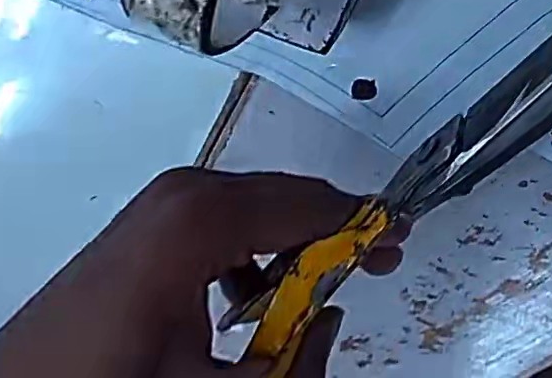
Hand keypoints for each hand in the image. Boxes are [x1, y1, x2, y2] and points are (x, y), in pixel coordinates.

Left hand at [0, 169, 404, 377]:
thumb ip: (288, 363)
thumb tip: (330, 316)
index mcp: (202, 219)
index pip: (307, 206)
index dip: (361, 223)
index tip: (398, 237)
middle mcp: (188, 190)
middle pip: (288, 196)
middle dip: (334, 229)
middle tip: (375, 260)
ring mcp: (167, 198)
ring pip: (261, 205)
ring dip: (296, 241)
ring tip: (320, 283)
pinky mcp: (153, 216)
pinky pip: (227, 217)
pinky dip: (255, 248)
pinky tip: (252, 296)